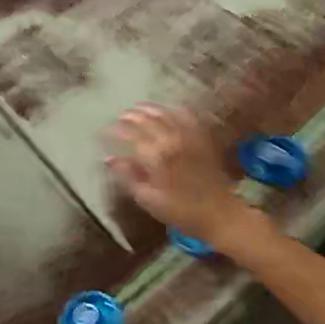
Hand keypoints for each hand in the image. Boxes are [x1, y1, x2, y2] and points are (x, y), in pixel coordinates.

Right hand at [105, 105, 255, 245]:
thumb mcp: (148, 199)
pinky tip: (167, 111)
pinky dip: (173, 110)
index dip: (115, 131)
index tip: (104, 132)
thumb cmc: (181, 212)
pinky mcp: (202, 137)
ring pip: (165, 113)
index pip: (129, 135)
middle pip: (146, 119)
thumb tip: (109, 159)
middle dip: (130, 116)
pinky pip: (186, 116)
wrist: (220, 215)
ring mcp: (189, 136)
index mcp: (156, 156)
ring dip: (149, 109)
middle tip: (119, 118)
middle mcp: (172, 140)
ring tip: (137, 109)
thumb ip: (128, 175)